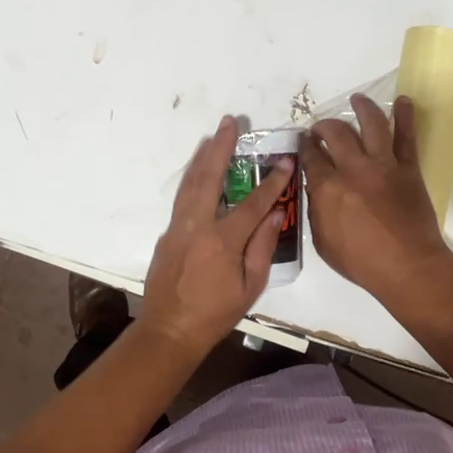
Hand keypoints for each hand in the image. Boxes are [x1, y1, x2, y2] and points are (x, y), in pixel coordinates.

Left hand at [137, 116, 292, 356]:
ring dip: (203, 156)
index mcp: (222, 241)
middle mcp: (197, 226)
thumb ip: (263, 246)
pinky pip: (182, 197)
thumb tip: (276, 212)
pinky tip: (198, 170)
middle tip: (231, 122)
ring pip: (190, 183)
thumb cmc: (215, 314)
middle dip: (222, 147)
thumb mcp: (251, 286)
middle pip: (210, 177)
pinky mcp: (167, 233)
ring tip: (214, 135)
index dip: (272, 181)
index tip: (285, 161)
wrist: (169, 330)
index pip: (253, 202)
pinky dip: (191, 178)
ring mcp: (177, 227)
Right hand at [303, 95, 452, 303]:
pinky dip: (406, 116)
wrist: (407, 267)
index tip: (303, 140)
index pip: (311, 156)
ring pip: (371, 124)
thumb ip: (316, 211)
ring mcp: (383, 165)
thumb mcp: (324, 242)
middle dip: (325, 126)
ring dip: (362, 107)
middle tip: (322, 127)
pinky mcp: (408, 169)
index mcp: (327, 188)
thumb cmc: (361, 262)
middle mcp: (353, 168)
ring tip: (357, 98)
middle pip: (335, 133)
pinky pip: (407, 137)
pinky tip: (402, 101)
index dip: (304, 145)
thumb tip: (315, 190)